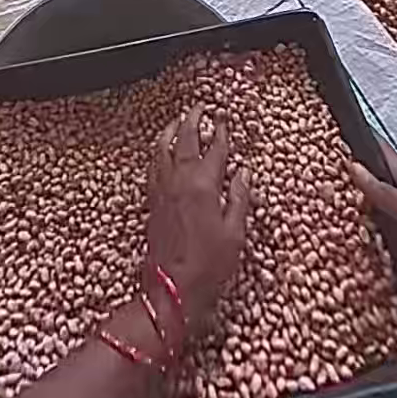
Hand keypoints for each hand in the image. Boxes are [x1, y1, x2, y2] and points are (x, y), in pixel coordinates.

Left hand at [144, 106, 251, 336]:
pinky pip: (154, 164)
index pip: (215, 148)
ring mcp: (163, 188)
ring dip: (172, 129)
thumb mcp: (235, 232)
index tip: (223, 118)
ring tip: (179, 119)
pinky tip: (163, 149)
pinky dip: (159, 149)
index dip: (220, 131)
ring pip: (164, 147)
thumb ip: (239, 197)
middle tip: (201, 107)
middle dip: (194, 120)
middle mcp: (180, 179)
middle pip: (186, 139)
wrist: (171, 289)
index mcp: (204, 184)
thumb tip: (244, 171)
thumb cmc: (209, 265)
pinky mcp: (152, 199)